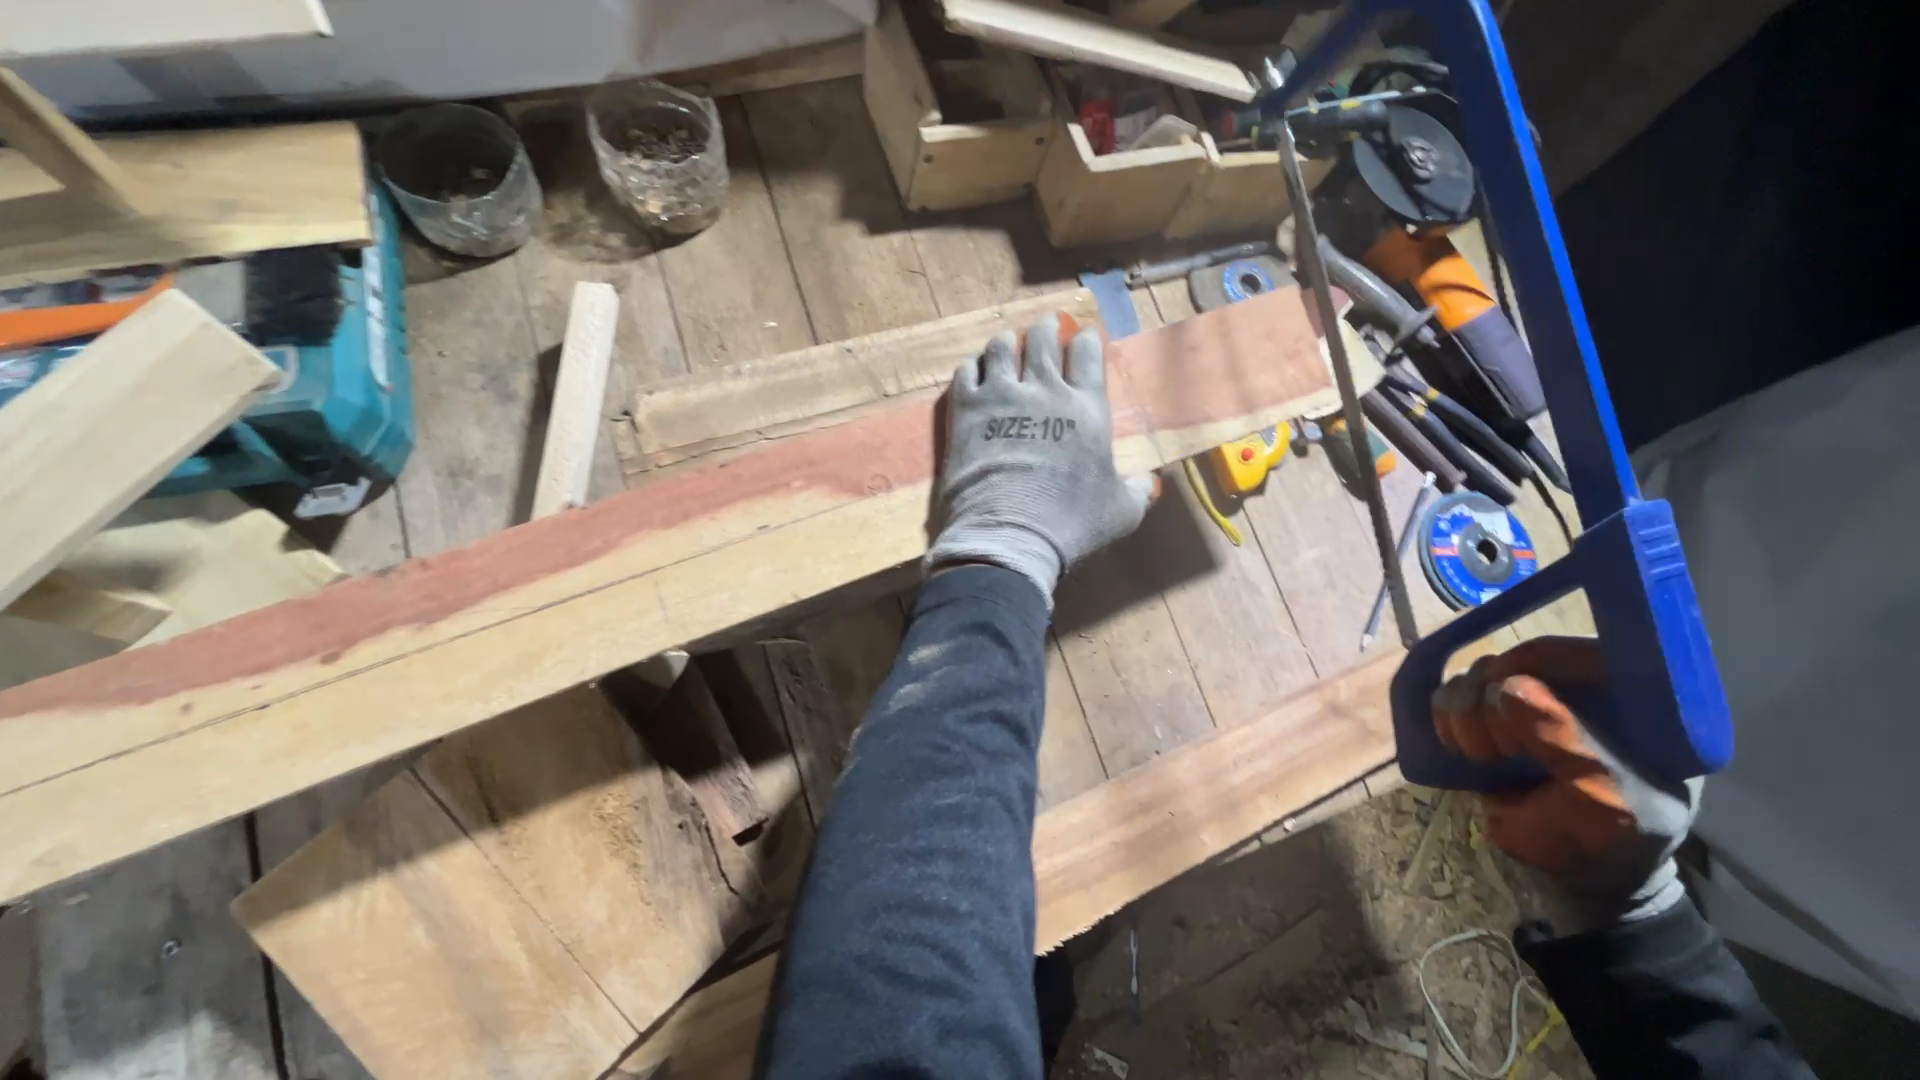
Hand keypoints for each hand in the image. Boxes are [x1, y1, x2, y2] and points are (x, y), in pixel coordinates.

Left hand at [926, 314, 1155, 607]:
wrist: (1008, 536)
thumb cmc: (1070, 525)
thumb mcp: (1121, 512)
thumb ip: (1137, 490)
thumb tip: (1149, 483)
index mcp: (1087, 408)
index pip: (1087, 352)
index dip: (1085, 339)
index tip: (1083, 337)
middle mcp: (1045, 391)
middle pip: (1043, 338)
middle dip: (1046, 328)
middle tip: (1045, 328)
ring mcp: (1001, 395)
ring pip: (1002, 346)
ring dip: (1008, 342)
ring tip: (1008, 345)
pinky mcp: (965, 409)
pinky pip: (967, 370)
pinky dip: (974, 367)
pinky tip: (976, 373)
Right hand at [1431, 637, 1701, 934]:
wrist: (1584, 872)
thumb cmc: (1614, 835)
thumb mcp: (1604, 795)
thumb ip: (1566, 742)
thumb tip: (1512, 688)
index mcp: (1619, 691)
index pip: (1561, 651)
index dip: (1524, 666)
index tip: (1505, 700)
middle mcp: (1567, 685)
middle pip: (1504, 662)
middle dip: (1488, 704)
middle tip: (1500, 751)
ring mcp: (1523, 702)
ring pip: (1469, 678)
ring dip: (1462, 716)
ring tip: (1482, 757)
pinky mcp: (1483, 720)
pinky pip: (1446, 696)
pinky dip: (1443, 719)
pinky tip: (1461, 750)